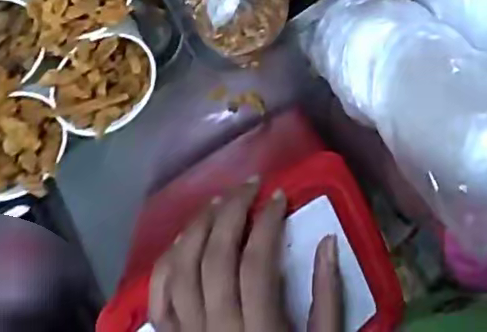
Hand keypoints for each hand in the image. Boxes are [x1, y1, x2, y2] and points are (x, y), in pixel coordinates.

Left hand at [149, 180, 342, 331]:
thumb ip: (327, 298)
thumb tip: (329, 241)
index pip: (255, 263)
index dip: (266, 221)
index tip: (280, 195)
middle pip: (214, 258)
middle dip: (231, 211)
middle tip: (250, 186)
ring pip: (179, 272)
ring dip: (196, 228)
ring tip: (218, 202)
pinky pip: (158, 301)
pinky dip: (167, 263)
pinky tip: (184, 240)